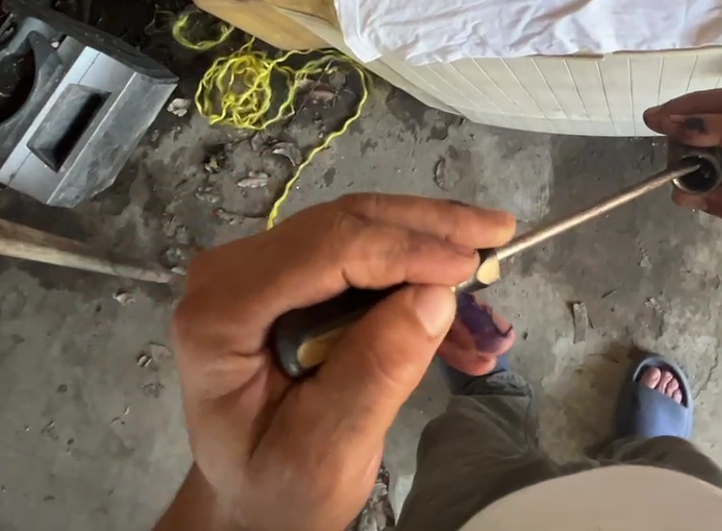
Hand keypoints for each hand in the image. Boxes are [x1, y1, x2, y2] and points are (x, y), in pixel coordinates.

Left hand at [168, 194, 514, 530]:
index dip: (402, 248)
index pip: (324, 250)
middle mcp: (236, 270)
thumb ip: (375, 374)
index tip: (470, 262)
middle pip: (346, 223)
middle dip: (428, 228)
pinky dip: (419, 274)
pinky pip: (367, 252)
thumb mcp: (324, 454)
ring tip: (495, 265)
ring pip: (363, 226)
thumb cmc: (276, 489)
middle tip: (499, 232)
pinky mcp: (294, 270)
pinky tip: (465, 316)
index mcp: (222, 311)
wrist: (253, 497)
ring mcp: (264, 265)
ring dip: (432, 245)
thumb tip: (436, 295)